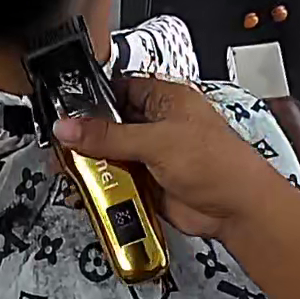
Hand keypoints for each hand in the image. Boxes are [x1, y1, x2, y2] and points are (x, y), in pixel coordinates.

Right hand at [54, 76, 290, 239]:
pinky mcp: (149, 184)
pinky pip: (118, 183)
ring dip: (92, 165)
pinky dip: (102, 188)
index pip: (120, 88)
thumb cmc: (219, 164)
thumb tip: (70, 127)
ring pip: (111, 156)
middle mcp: (158, 126)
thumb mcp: (156, 142)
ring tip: (69, 171)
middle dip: (87, 137)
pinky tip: (86, 192)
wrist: (236, 210)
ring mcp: (153, 156)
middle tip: (63, 146)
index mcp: (166, 100)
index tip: (67, 111)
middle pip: (111, 126)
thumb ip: (108, 136)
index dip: (93, 98)